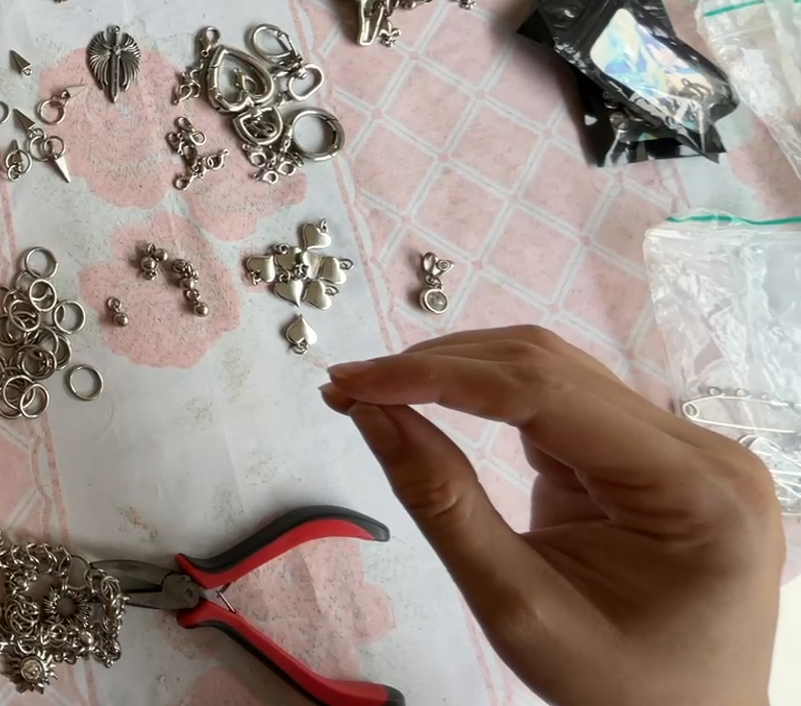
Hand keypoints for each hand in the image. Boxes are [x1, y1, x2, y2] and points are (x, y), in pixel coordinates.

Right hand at [321, 326, 783, 705]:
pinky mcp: (632, 447)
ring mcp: (668, 444)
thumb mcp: (516, 604)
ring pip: (534, 366)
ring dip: (444, 369)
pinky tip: (420, 399)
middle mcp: (695, 450)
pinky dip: (467, 387)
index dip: (432, 375)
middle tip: (346, 388)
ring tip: (374, 392)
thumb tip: (366, 411)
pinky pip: (538, 392)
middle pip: (538, 367)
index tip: (348, 382)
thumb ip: (440, 501)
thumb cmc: (614, 682)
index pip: (540, 394)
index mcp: (693, 491)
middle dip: (430, 367)